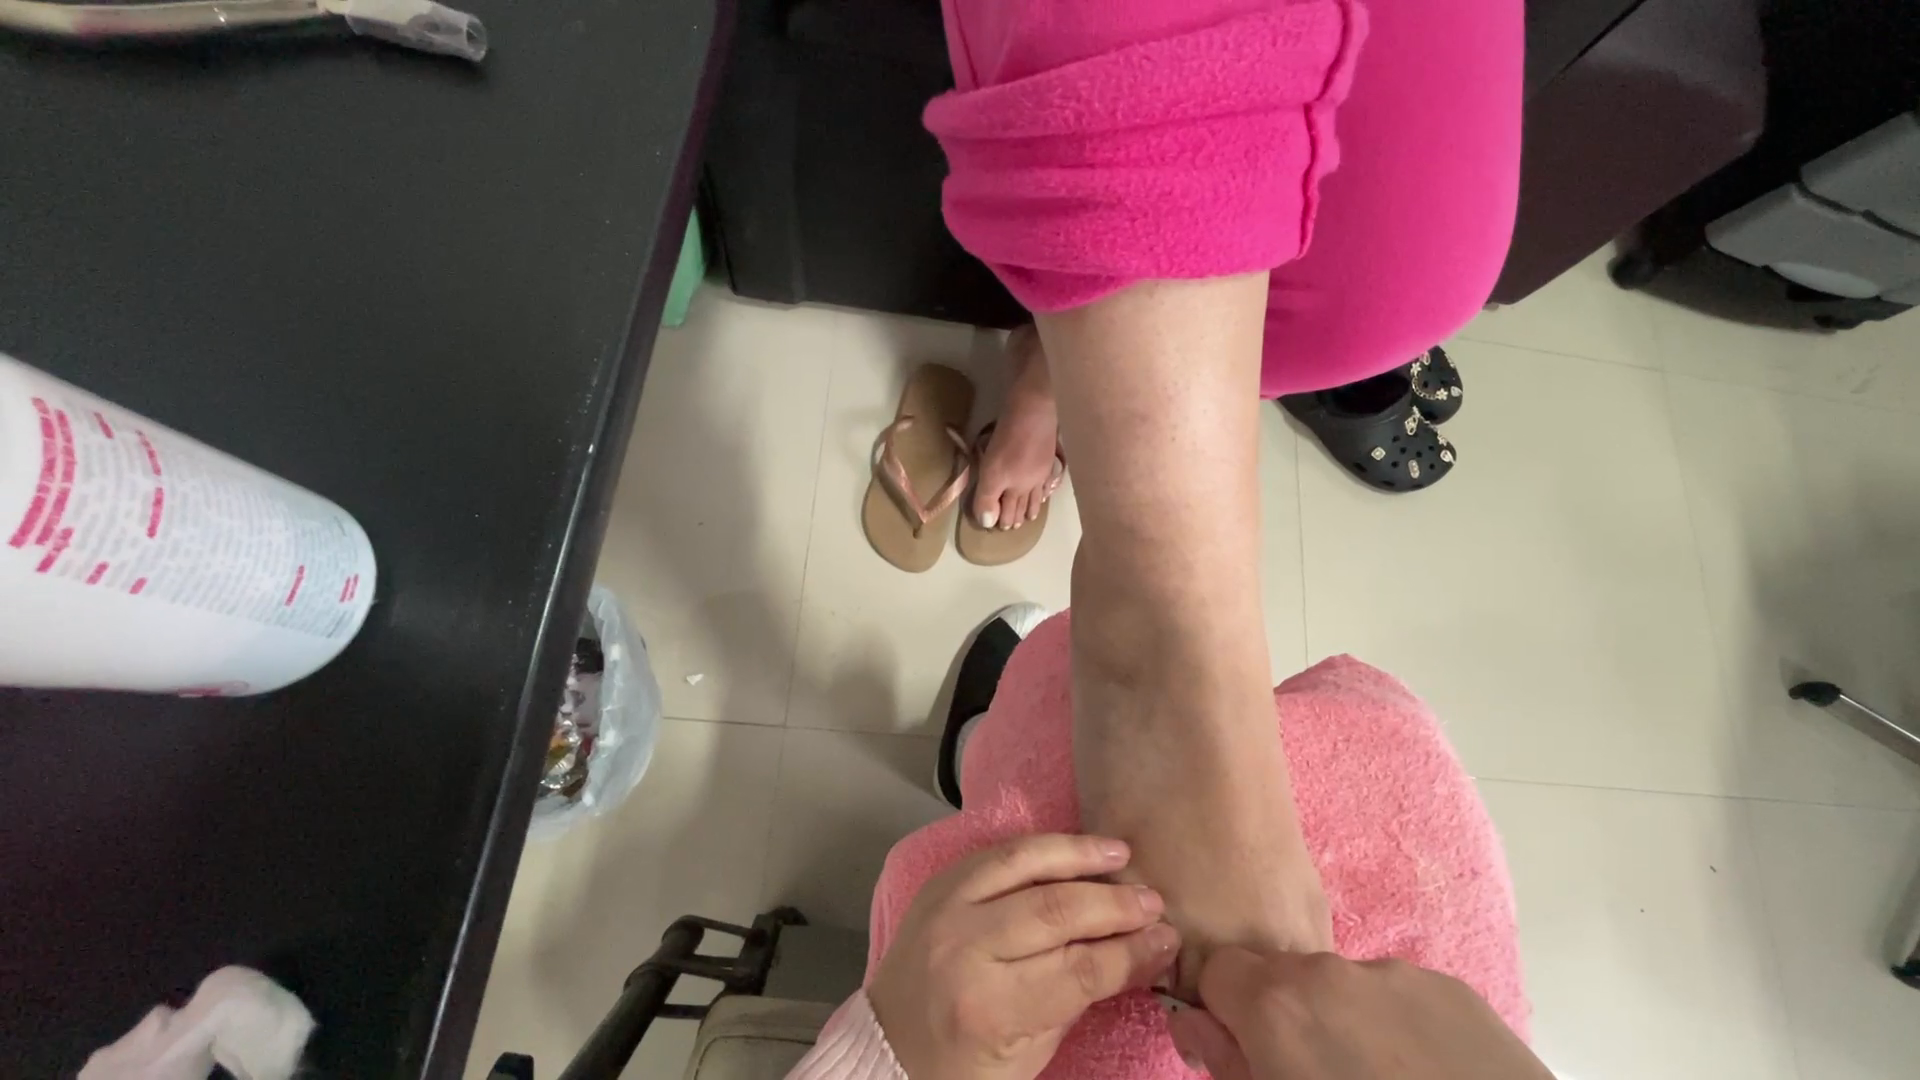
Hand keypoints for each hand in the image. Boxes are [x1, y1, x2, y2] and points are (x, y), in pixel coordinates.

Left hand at [868, 834, 1180, 1079]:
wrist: (888, 1045)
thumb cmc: (965, 1063)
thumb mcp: (1031, 1051)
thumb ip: (1082, 995)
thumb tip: (1145, 951)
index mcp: (990, 1008)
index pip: (1078, 970)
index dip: (1131, 952)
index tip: (1167, 938)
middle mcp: (966, 949)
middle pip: (1055, 911)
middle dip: (1113, 903)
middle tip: (1153, 898)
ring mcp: (947, 908)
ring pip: (1023, 865)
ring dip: (1078, 855)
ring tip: (1119, 853)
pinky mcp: (938, 883)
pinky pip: (996, 853)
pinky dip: (1039, 847)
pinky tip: (1071, 847)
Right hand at [1166, 947, 1552, 1079]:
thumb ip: (1225, 1065)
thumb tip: (1195, 1021)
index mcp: (1276, 1004)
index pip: (1218, 971)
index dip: (1226, 1014)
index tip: (1250, 1054)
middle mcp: (1330, 970)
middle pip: (1281, 975)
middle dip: (1287, 1018)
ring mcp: (1398, 975)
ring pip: (1344, 986)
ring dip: (1346, 1024)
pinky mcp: (1456, 990)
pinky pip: (1402, 997)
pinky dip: (1401, 1030)